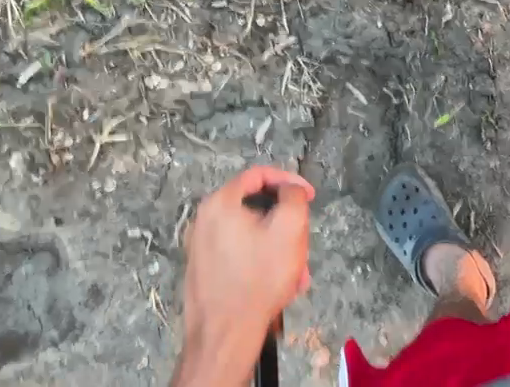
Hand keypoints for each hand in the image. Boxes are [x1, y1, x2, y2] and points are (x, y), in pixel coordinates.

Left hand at [173, 166, 313, 386]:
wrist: (225, 336)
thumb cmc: (260, 276)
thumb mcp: (290, 226)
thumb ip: (293, 195)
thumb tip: (289, 190)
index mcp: (220, 203)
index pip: (259, 174)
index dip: (289, 180)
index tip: (309, 196)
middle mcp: (203, 221)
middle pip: (256, 206)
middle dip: (284, 222)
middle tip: (303, 237)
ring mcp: (200, 248)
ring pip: (251, 233)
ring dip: (277, 245)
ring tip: (297, 270)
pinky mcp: (203, 272)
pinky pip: (240, 253)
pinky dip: (261, 260)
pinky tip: (279, 283)